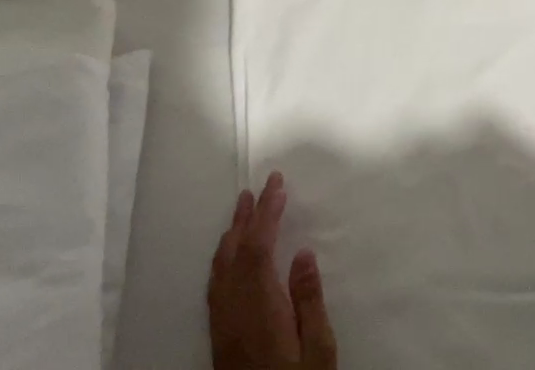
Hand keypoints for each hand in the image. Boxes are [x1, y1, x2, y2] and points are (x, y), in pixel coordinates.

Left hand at [209, 171, 337, 369]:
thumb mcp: (318, 350)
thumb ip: (309, 300)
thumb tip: (302, 254)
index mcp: (260, 308)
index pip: (259, 248)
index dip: (266, 213)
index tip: (277, 184)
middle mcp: (234, 310)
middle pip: (234, 253)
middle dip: (247, 216)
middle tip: (259, 186)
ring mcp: (223, 324)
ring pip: (221, 268)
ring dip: (232, 234)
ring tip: (243, 209)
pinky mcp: (219, 336)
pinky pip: (216, 284)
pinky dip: (224, 258)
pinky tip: (230, 255)